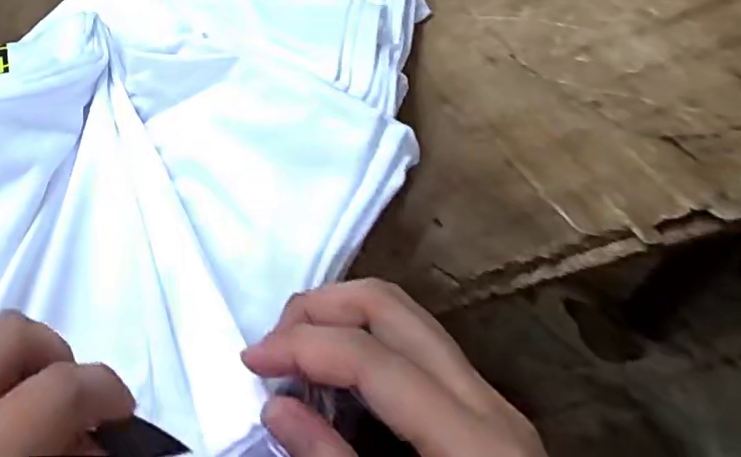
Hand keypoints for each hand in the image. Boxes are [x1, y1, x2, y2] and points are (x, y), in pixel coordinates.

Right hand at [240, 279, 544, 456]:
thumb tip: (276, 407)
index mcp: (475, 437)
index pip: (367, 354)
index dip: (298, 346)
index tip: (250, 362)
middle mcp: (487, 402)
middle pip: (385, 303)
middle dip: (315, 309)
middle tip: (275, 345)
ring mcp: (491, 402)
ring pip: (399, 311)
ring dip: (336, 316)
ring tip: (299, 353)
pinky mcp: (485, 413)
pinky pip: (411, 341)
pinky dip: (361, 336)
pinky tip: (338, 374)